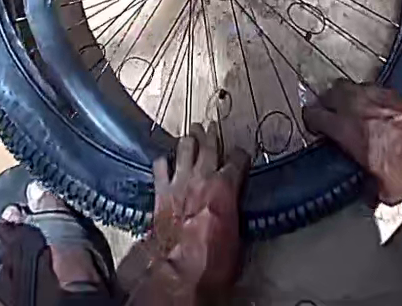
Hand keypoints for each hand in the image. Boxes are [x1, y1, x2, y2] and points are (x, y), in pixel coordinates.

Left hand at [148, 122, 249, 298]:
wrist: (178, 274)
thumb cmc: (211, 265)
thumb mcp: (236, 243)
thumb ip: (235, 218)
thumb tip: (236, 215)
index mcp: (225, 188)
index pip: (238, 159)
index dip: (241, 156)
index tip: (241, 155)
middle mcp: (203, 177)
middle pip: (209, 145)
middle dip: (211, 135)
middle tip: (211, 127)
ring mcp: (180, 180)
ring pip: (184, 147)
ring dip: (189, 140)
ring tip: (191, 134)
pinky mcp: (161, 190)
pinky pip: (160, 165)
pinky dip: (163, 161)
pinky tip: (165, 160)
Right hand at [302, 81, 401, 202]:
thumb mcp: (386, 191)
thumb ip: (369, 188)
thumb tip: (366, 193)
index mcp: (349, 130)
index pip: (316, 116)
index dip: (310, 121)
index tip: (312, 127)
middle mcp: (357, 107)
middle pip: (329, 93)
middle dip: (325, 103)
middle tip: (327, 115)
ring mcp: (375, 95)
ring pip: (348, 86)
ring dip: (344, 96)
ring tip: (348, 109)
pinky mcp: (393, 92)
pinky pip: (369, 88)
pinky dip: (365, 96)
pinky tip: (373, 109)